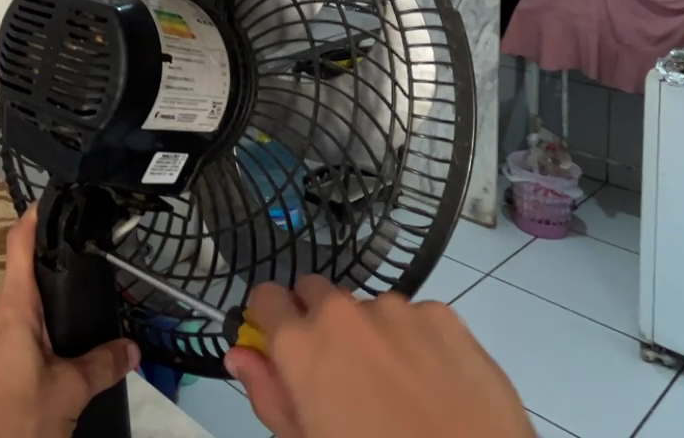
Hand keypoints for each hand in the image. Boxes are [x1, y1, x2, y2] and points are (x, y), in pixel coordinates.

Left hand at [0, 207, 140, 437]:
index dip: (35, 214)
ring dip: (48, 298)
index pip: (18, 242)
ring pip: (22, 304)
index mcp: (13, 308)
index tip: (58, 197)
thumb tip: (133, 347)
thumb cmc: (17, 419)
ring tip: (84, 297)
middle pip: (24, 272)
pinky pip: (17, 330)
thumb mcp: (68, 392)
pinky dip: (41, 326)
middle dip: (54, 260)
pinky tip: (63, 343)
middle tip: (91, 252)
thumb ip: (102, 365)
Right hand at [225, 277, 533, 437]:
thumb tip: (240, 353)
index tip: (283, 344)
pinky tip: (434, 381)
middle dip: (318, 318)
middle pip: (314, 290)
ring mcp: (395, 308)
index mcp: (300, 343)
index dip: (271, 319)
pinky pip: (416, 315)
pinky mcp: (442, 315)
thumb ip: (268, 393)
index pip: (265, 296)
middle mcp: (341, 311)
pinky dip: (417, 339)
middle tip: (342, 369)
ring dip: (370, 331)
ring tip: (398, 384)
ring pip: (367, 305)